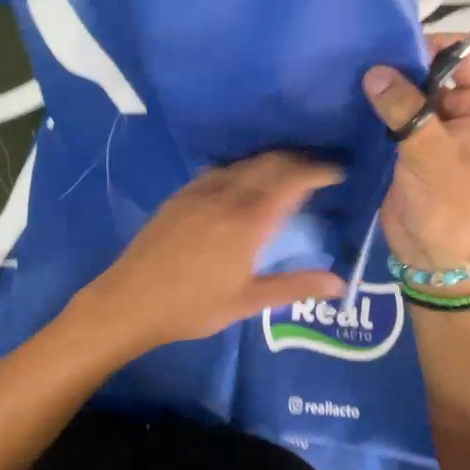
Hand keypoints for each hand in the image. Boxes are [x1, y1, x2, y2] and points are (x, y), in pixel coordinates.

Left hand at [79, 152, 347, 350]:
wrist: (128, 301)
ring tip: (287, 176)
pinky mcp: (179, 196)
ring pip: (243, 164)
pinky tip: (243, 186)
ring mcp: (198, 192)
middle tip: (319, 172)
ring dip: (270, 163)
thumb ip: (295, 286)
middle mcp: (225, 195)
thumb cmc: (191, 307)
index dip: (319, 171)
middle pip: (270, 163)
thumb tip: (340, 283)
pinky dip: (242, 170)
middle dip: (299, 161)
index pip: (292, 180)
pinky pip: (219, 171)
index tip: (339, 172)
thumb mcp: (247, 302)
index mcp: (247, 220)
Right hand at [362, 37, 469, 286]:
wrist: (431, 256)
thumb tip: (375, 72)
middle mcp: (458, 109)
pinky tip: (343, 101)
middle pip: (426, 68)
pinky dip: (368, 107)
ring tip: (345, 78)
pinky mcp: (401, 143)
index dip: (428, 46)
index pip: (461, 53)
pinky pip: (385, 113)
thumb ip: (406, 111)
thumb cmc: (447, 207)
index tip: (389, 50)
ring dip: (379, 86)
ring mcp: (428, 126)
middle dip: (396, 64)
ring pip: (403, 90)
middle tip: (357, 61)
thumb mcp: (431, 156)